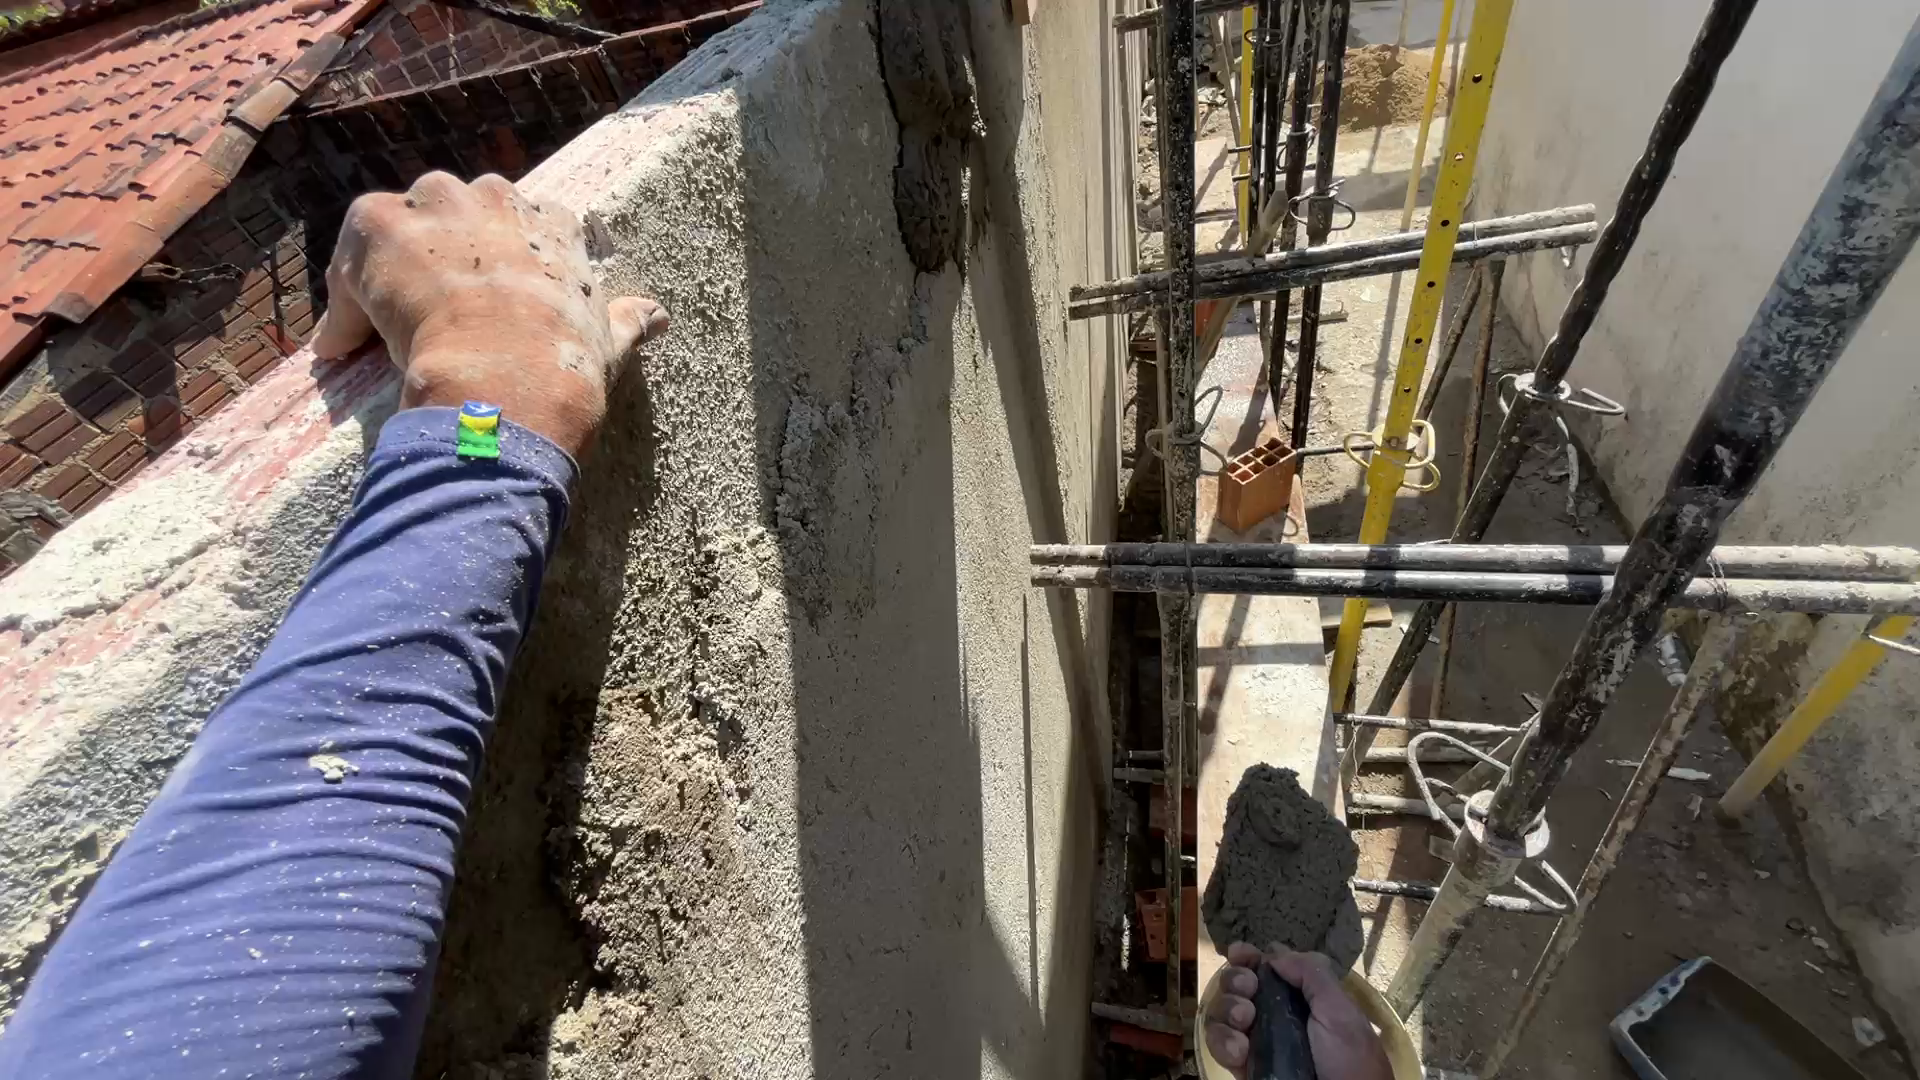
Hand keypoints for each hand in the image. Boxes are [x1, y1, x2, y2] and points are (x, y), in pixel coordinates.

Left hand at [311, 171, 669, 458]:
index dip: (516, 256)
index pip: (533, 221)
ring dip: (394, 267)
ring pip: (401, 227)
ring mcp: (436, 204)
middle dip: (451, 249)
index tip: (507, 288)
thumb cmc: (568, 363)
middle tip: (447, 301)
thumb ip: (631, 319)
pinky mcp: (376, 223)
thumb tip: (660, 315)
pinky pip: (352, 264)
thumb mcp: (610, 340)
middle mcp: (497, 196)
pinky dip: (348, 306)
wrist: (508, 380)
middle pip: (462, 209)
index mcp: (554, 223)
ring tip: (395, 322)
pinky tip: (351, 347)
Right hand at [1204, 943, 1392, 1079]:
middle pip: (1237, 982)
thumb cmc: (1349, 1067)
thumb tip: (1273, 954)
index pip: (1266, 967)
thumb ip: (1312, 974)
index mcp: (1300, 1001)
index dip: (1249, 957)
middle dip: (1236, 978)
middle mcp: (1274, 1017)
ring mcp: (1255, 1043)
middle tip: (1248, 989)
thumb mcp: (1342, 1016)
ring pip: (1222, 1009)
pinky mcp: (1242, 1067)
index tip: (1241, 954)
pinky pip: (1216, 1043)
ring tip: (1244, 1020)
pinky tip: (1239, 1050)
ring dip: (1227, 1007)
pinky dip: (1222, 1040)